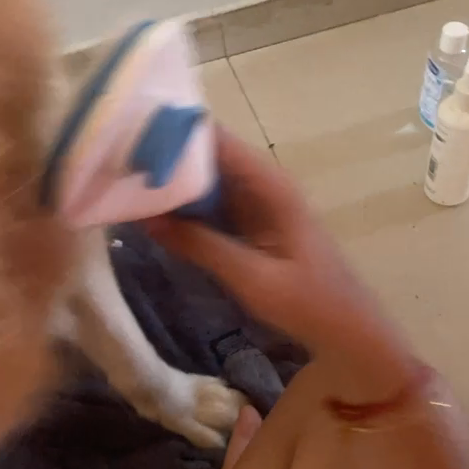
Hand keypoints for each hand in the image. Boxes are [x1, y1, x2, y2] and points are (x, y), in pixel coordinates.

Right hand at [144, 128, 418, 397]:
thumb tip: (145, 217)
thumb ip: (199, 245)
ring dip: (171, 182)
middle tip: (116, 164)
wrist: (351, 334)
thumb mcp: (251, 277)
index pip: (216, 140)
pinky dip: (184, 205)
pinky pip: (212, 203)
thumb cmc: (309, 304)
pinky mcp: (251, 223)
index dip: (174, 134)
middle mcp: (263, 184)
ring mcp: (257, 203)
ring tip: (123, 183)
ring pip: (206, 179)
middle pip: (207, 155)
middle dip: (165, 157)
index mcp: (270, 185)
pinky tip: (151, 211)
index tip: (129, 138)